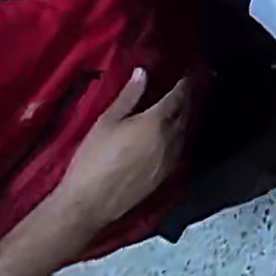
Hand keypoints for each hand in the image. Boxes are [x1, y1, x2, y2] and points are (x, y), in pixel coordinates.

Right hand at [47, 68, 190, 232]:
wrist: (87, 205)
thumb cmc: (93, 160)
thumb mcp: (106, 122)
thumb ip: (129, 95)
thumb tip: (144, 71)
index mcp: (157, 120)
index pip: (180, 95)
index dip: (185, 82)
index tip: (187, 73)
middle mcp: (171, 136)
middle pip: (186, 110)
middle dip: (187, 97)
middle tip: (185, 88)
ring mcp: (172, 156)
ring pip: (186, 129)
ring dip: (185, 116)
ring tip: (180, 107)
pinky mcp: (168, 173)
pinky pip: (181, 146)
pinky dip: (180, 135)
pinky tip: (172, 133)